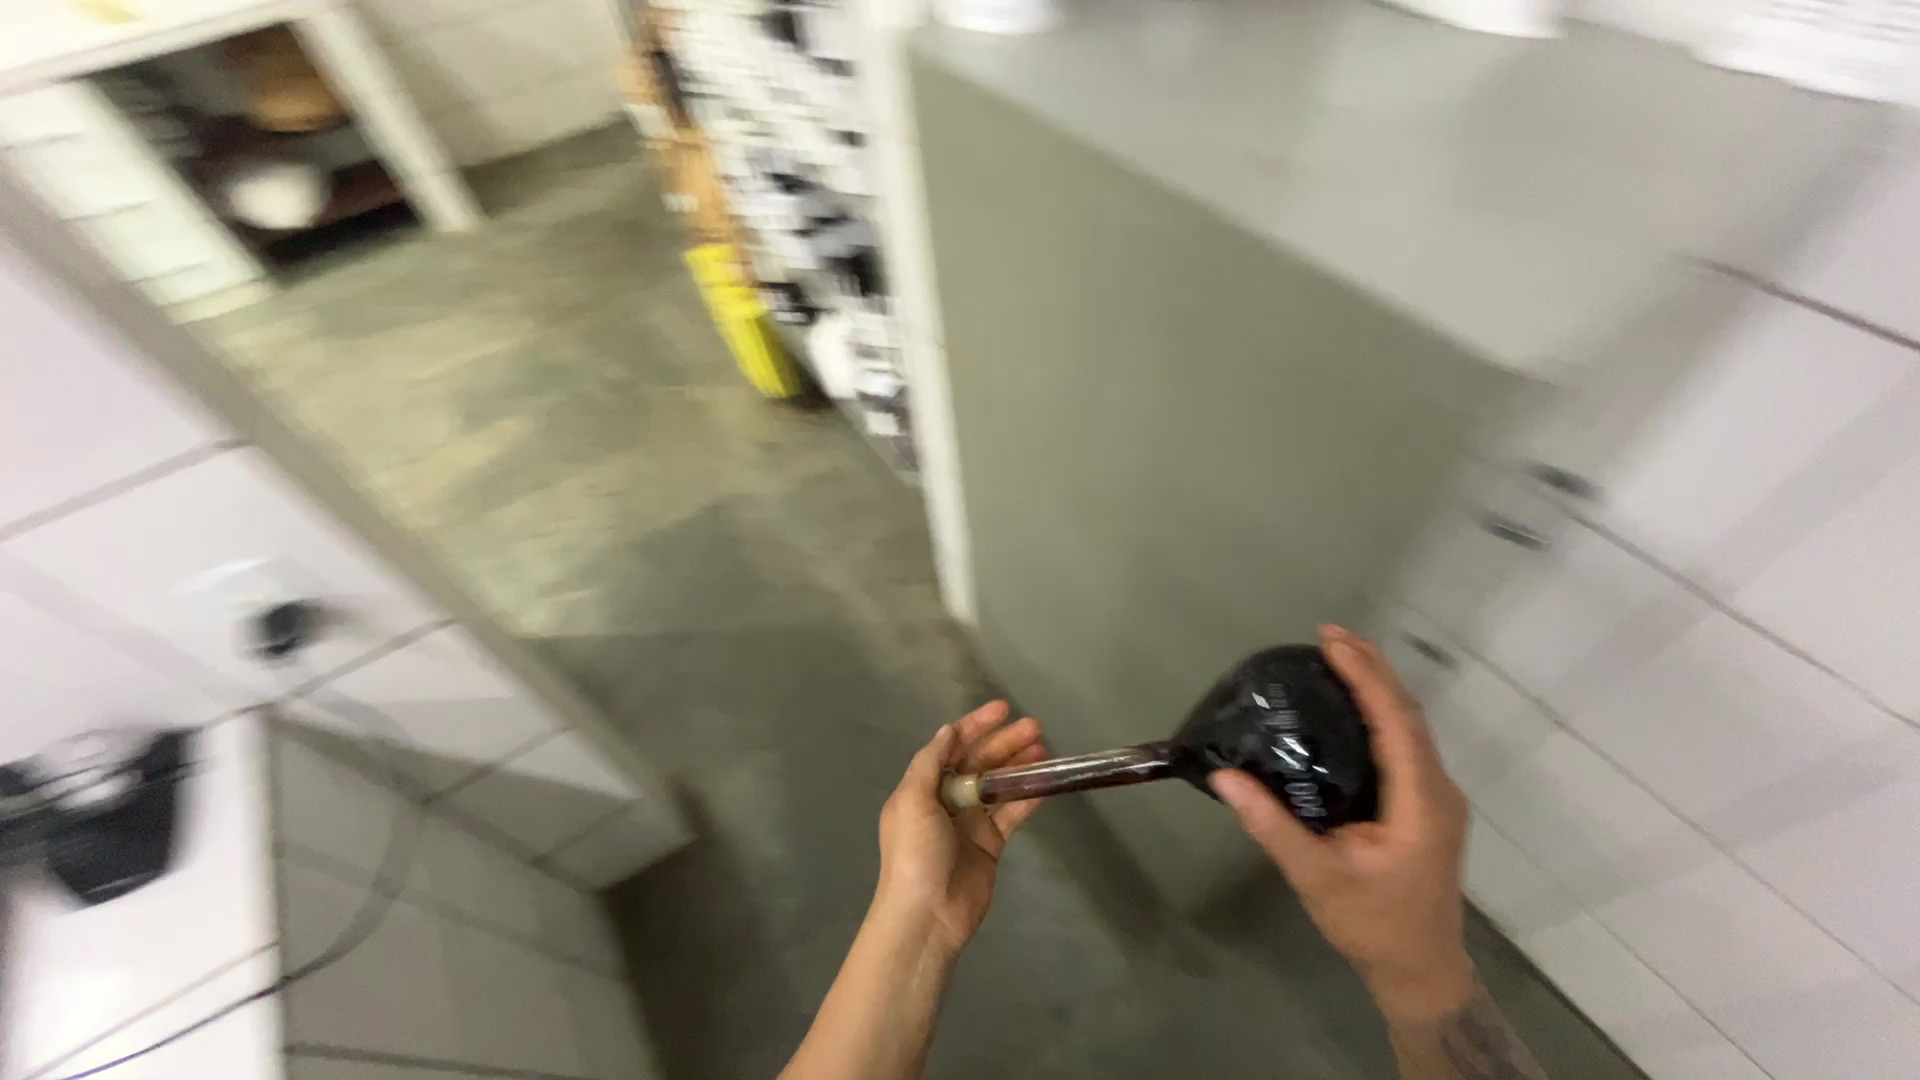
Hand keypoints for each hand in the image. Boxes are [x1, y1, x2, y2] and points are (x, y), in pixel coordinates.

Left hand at [875, 702, 1046, 954]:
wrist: (926, 915)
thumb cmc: (915, 852)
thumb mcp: (912, 800)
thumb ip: (930, 762)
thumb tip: (948, 730)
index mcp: (922, 787)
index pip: (951, 746)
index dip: (976, 725)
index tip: (1003, 709)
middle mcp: (945, 799)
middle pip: (979, 762)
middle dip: (1005, 743)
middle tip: (1035, 727)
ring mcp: (970, 822)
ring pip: (998, 784)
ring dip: (1019, 765)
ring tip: (1045, 749)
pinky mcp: (991, 844)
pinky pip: (1011, 813)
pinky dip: (1027, 796)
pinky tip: (1046, 781)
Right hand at [1210, 625, 1474, 1018]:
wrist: (1419, 969)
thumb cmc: (1371, 923)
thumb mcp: (1315, 876)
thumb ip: (1271, 825)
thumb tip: (1225, 777)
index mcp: (1420, 804)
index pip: (1397, 725)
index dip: (1367, 679)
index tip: (1332, 643)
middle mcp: (1437, 791)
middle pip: (1409, 714)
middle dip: (1372, 668)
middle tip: (1329, 635)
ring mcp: (1436, 797)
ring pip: (1411, 726)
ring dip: (1378, 685)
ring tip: (1339, 655)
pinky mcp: (1424, 804)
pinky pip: (1405, 742)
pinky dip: (1380, 711)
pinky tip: (1352, 703)